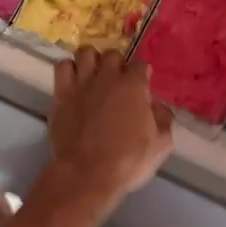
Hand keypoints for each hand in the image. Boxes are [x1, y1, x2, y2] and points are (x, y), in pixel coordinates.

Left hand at [45, 47, 174, 214]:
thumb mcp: (161, 144)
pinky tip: (74, 82)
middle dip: (118, 65)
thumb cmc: (127, 161)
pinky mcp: (62, 93)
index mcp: (133, 86)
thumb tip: (158, 105)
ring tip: (95, 76)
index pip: (141, 65)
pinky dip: (69, 69)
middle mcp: (107, 77)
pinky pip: (62, 66)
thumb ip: (164, 119)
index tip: (142, 86)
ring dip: (93, 61)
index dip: (143, 75)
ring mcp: (82, 83)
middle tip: (118, 83)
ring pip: (86, 53)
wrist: (87, 174)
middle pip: (113, 54)